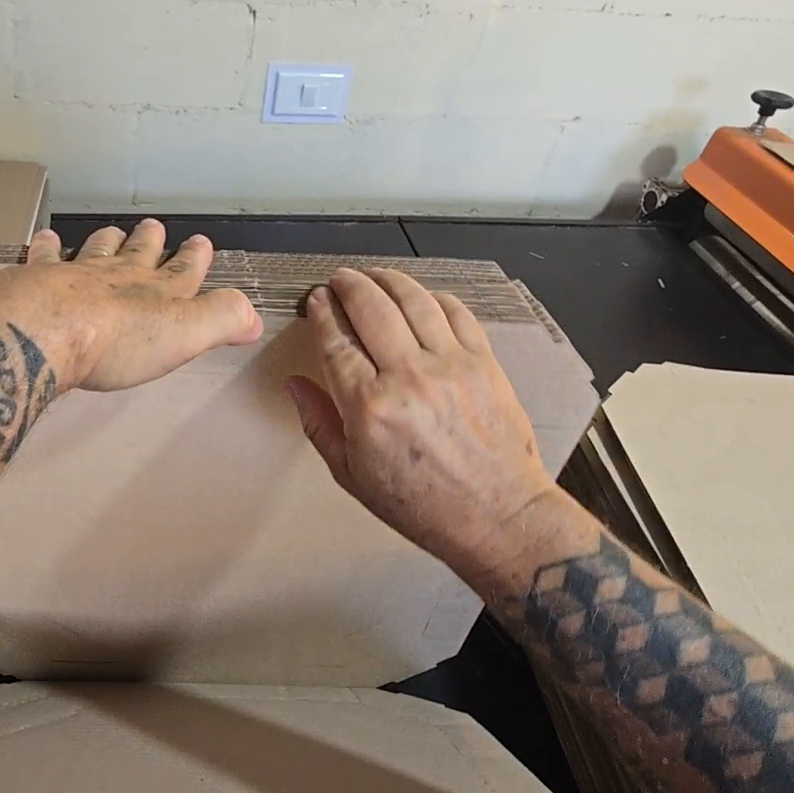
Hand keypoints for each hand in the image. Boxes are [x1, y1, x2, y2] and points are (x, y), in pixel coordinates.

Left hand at [0, 220, 264, 392]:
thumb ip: (222, 319)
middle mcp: (119, 277)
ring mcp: (76, 275)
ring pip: (96, 250)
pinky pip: (44, 257)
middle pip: (138, 253)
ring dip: (106, 240)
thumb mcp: (185, 334)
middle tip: (154, 226)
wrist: (46, 331)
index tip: (201, 242)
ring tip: (111, 231)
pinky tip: (44, 238)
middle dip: (150, 242)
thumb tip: (256, 314)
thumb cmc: (118, 340)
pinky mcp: (36, 281)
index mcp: (157, 293)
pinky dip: (46, 247)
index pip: (183, 272)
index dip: (194, 259)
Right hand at [285, 268, 556, 567]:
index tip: (315, 301)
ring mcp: (451, 366)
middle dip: (349, 285)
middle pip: (371, 307)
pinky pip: (456, 313)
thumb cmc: (423, 504)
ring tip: (373, 276)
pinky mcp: (484, 363)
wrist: (497, 516)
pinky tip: (420, 296)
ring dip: (388, 280)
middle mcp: (409, 378)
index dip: (322, 313)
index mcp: (370, 408)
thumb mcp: (352, 475)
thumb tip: (296, 386)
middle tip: (339, 279)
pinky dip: (434, 297)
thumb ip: (320, 424)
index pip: (336, 341)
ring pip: (413, 300)